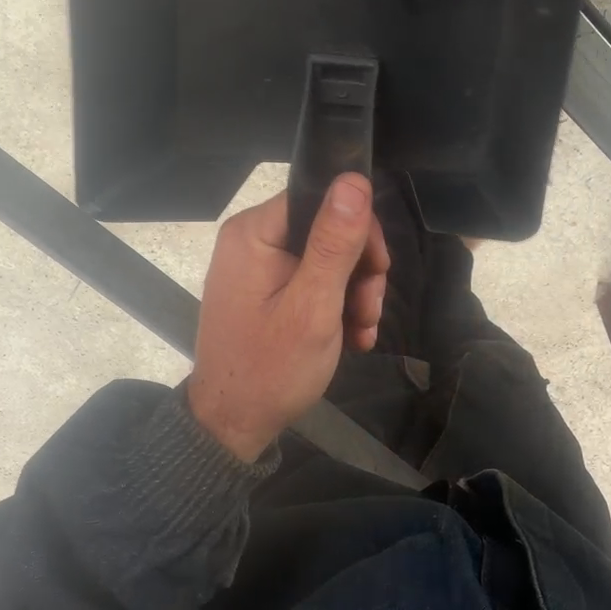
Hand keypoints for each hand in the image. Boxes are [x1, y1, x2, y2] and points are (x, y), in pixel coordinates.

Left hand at [187, 174, 389, 461]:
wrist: (232, 429)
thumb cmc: (271, 369)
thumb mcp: (313, 306)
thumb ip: (335, 243)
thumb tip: (354, 180)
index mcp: (254, 233)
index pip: (322, 198)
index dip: (358, 229)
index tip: (377, 268)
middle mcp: (252, 239)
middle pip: (329, 228)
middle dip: (361, 269)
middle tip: (370, 309)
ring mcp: (258, 265)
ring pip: (329, 255)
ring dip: (356, 291)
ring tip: (363, 329)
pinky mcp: (266, 288)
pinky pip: (314, 277)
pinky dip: (338, 303)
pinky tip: (352, 334)